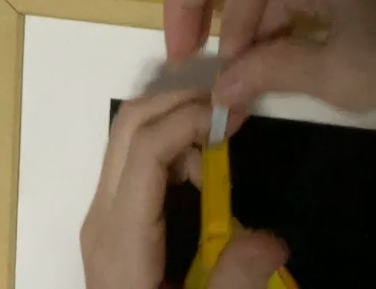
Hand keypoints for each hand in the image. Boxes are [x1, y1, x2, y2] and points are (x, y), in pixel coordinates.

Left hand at [81, 90, 289, 288]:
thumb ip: (234, 281)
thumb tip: (274, 239)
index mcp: (120, 238)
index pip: (146, 147)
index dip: (190, 119)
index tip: (236, 118)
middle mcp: (101, 214)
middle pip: (130, 124)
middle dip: (182, 104)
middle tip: (231, 116)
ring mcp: (102, 214)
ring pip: (131, 135)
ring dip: (177, 125)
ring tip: (220, 155)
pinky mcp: (111, 219)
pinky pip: (136, 158)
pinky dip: (171, 147)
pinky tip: (202, 179)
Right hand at [166, 0, 375, 110]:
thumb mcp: (342, 69)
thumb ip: (272, 72)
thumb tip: (223, 89)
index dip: (183, 2)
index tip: (185, 58)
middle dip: (223, 19)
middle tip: (224, 82)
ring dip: (258, 19)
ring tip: (258, 82)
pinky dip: (288, 6)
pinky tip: (291, 54)